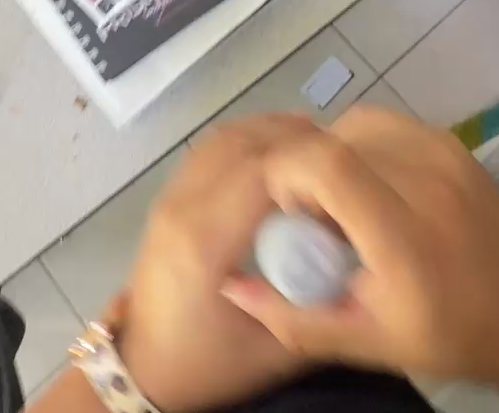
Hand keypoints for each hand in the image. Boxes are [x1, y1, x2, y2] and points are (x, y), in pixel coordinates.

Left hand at [113, 113, 322, 411]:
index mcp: (205, 241)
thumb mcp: (273, 350)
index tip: (348, 171)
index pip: (259, 173)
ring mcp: (169, 195)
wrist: (144, 368)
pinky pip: (209, 150)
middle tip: (340, 150)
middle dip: (292, 138)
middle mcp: (182, 205)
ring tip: (314, 144)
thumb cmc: (208, 363)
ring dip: (267, 131)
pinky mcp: (168, 196)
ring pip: (222, 139)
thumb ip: (315, 304)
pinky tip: (276, 151)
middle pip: (240, 144)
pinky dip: (246, 139)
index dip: (305, 162)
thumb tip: (354, 256)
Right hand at [219, 106, 498, 386]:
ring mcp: (438, 150)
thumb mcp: (372, 343)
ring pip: (346, 125)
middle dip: (299, 171)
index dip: (286, 176)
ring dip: (324, 156)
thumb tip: (229, 286)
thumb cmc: (455, 333)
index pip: (327, 165)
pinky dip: (352, 143)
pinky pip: (373, 121)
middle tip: (311, 217)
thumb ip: (295, 318)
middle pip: (329, 140)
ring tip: (339, 200)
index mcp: (406, 236)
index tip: (288, 214)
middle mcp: (423, 180)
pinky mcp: (443, 136)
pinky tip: (363, 181)